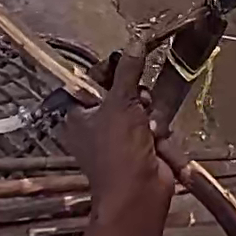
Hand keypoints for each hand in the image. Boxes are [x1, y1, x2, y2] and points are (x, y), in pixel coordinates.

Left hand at [60, 48, 173, 219]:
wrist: (139, 196)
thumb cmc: (119, 148)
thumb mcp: (121, 101)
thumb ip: (128, 69)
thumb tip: (136, 40)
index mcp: (79, 114)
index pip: (94, 79)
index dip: (112, 70)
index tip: (128, 64)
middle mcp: (95, 124)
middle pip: (121, 90)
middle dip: (136, 94)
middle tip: (139, 101)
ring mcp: (118, 137)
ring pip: (139, 107)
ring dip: (149, 113)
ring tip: (149, 124)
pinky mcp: (139, 147)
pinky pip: (151, 124)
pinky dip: (156, 129)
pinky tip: (157, 137)